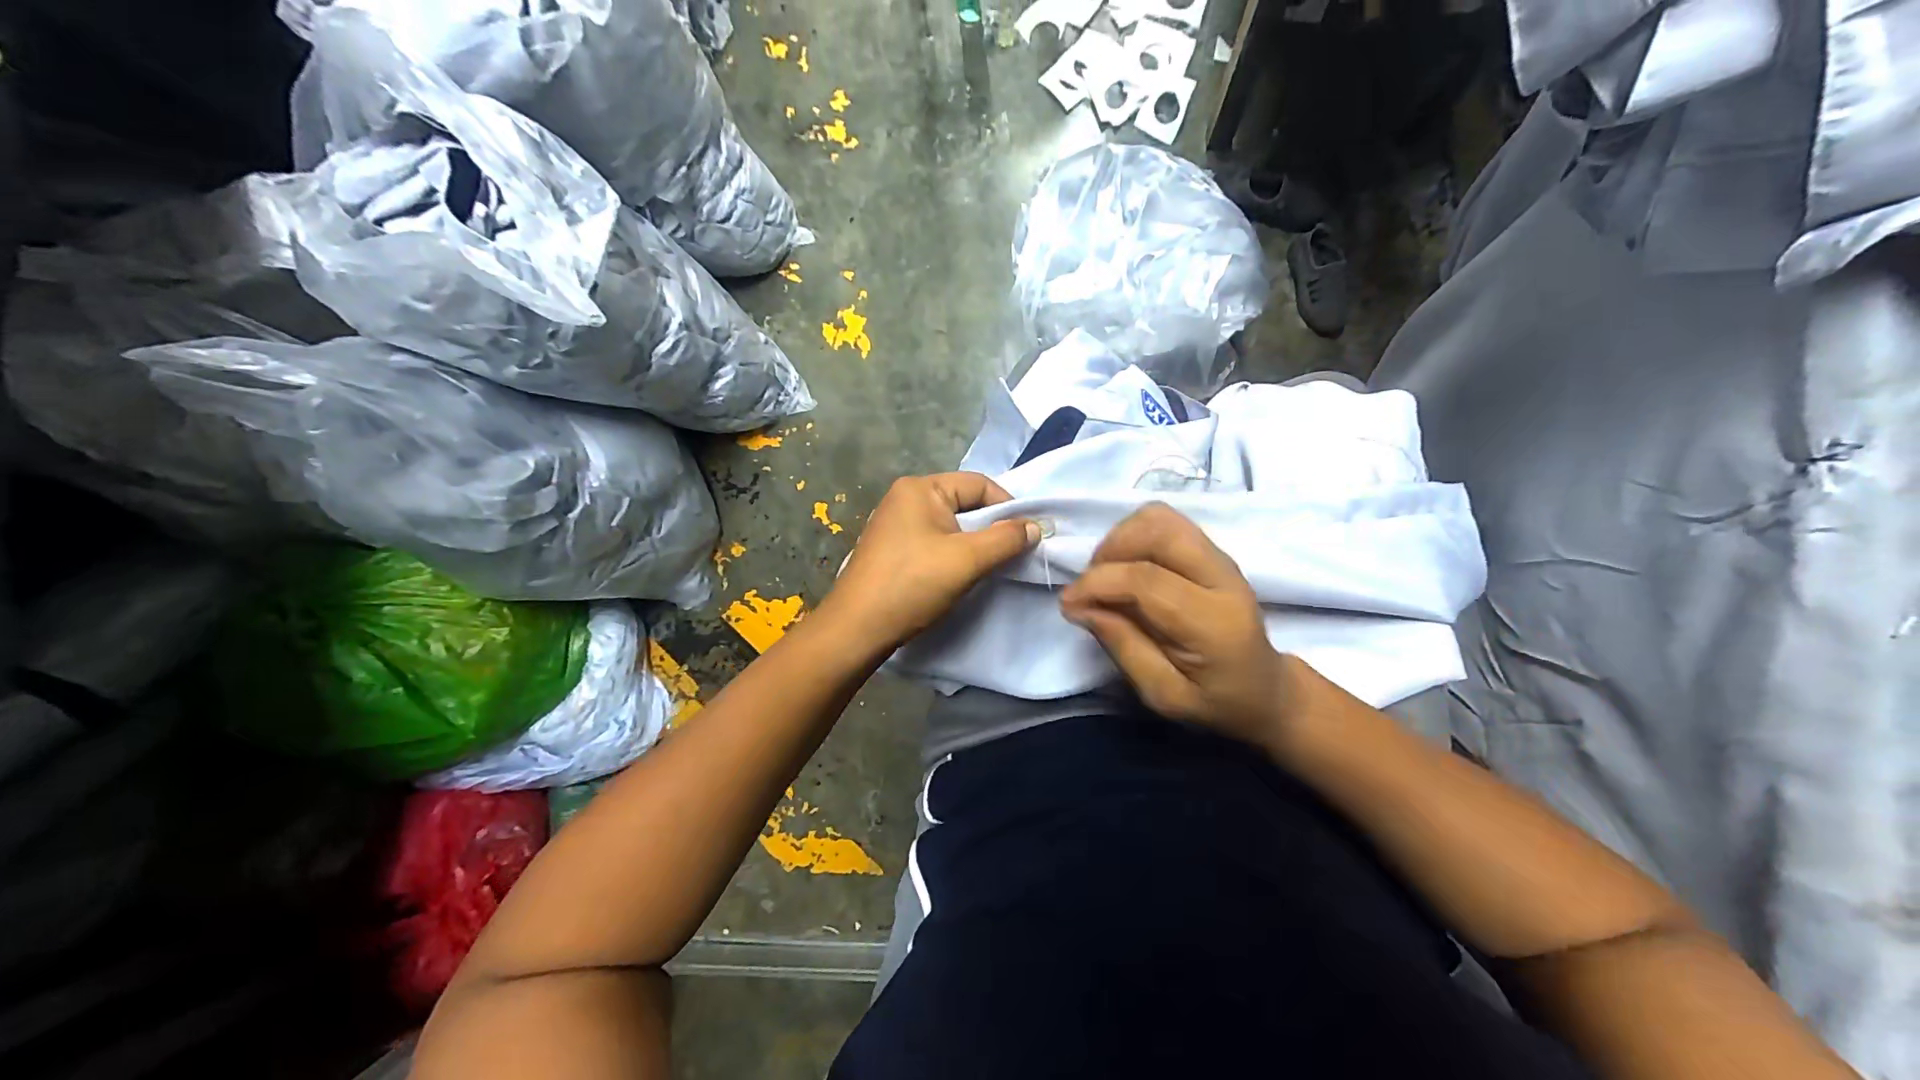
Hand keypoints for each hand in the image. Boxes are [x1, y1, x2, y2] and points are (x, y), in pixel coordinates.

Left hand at [819, 472, 1038, 653]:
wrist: (858, 628)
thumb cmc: (912, 584)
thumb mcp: (967, 560)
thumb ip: (1006, 540)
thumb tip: (1035, 527)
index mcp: (920, 488)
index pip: (979, 485)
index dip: (1008, 508)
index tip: (1027, 537)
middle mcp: (905, 498)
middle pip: (965, 504)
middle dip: (991, 528)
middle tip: (1012, 555)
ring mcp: (895, 524)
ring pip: (951, 526)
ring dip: (973, 545)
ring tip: (988, 568)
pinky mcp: (892, 549)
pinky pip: (934, 542)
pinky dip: (953, 555)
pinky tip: (960, 576)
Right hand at [1059, 502, 1303, 748]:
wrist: (1266, 690)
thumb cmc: (1215, 702)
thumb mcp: (1163, 695)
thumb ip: (1123, 646)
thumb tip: (1080, 606)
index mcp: (1213, 623)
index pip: (1147, 580)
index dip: (1098, 584)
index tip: (1069, 603)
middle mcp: (1222, 579)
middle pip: (1158, 531)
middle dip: (1110, 550)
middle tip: (1092, 586)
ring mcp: (1221, 559)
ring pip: (1161, 518)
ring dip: (1122, 538)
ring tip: (1108, 574)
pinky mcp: (1213, 551)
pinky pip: (1167, 523)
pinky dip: (1135, 536)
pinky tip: (1127, 566)